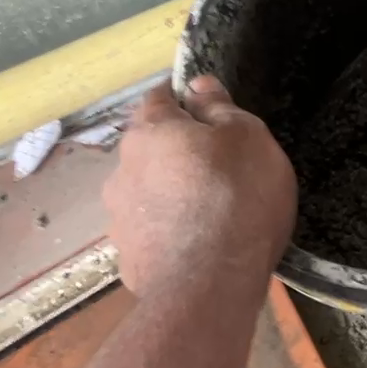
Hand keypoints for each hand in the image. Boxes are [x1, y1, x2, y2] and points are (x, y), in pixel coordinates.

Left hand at [103, 76, 296, 296]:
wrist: (210, 282)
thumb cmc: (237, 192)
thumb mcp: (247, 136)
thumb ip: (219, 107)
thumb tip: (197, 85)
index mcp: (150, 133)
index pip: (158, 98)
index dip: (184, 98)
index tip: (213, 109)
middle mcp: (121, 170)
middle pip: (152, 146)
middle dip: (180, 148)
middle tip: (223, 160)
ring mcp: (118, 217)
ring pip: (150, 188)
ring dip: (174, 188)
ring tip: (215, 204)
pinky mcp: (128, 256)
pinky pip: (153, 226)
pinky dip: (172, 224)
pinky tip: (203, 237)